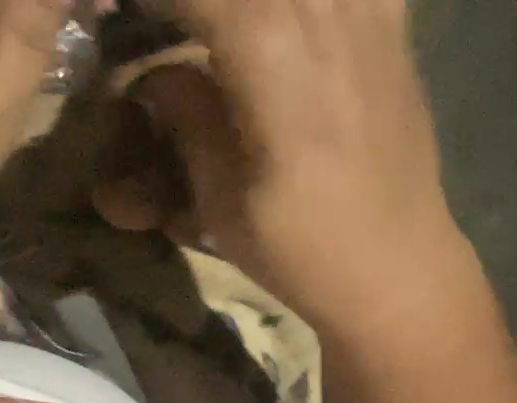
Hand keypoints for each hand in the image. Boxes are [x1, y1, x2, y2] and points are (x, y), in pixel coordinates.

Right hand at [96, 0, 474, 330]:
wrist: (394, 263)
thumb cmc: (298, 247)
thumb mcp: (221, 202)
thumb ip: (190, 122)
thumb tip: (155, 75)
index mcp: (279, 67)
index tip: (122, 10)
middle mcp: (332, 21)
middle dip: (198, 1)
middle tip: (163, 24)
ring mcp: (372, 16)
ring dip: (247, 5)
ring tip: (215, 29)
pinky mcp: (394, 27)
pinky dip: (305, 5)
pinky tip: (285, 26)